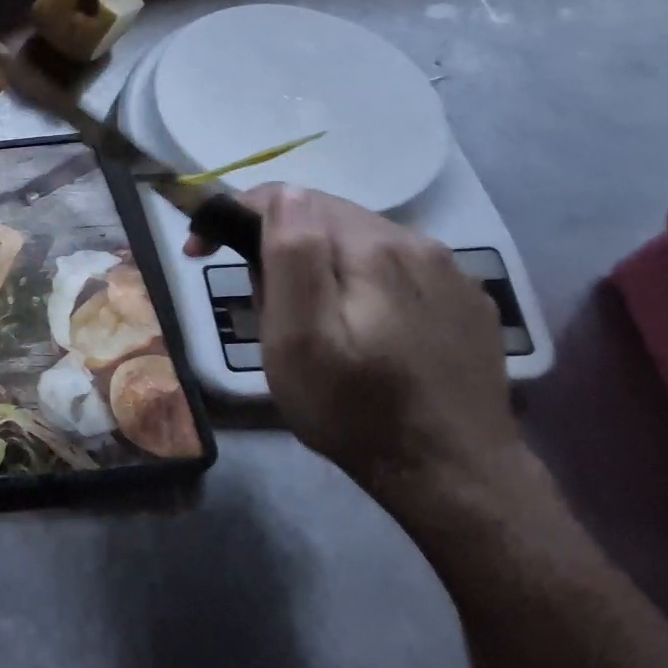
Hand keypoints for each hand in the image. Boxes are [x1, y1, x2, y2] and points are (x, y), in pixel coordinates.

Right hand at [190, 185, 516, 486]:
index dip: (234, 215)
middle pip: (325, 213)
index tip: (201, 256)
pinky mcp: (466, 302)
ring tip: (298, 308)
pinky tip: (355, 320)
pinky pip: (397, 267)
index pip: (289, 198)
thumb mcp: (296, 339)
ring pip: (361, 237)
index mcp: (370, 247)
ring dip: (317, 256)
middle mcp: (417, 243)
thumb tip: (282, 196)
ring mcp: (451, 272)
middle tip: (248, 292)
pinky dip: (359, 277)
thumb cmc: (352, 407)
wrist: (451, 470)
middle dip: (273, 236)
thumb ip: (291, 257)